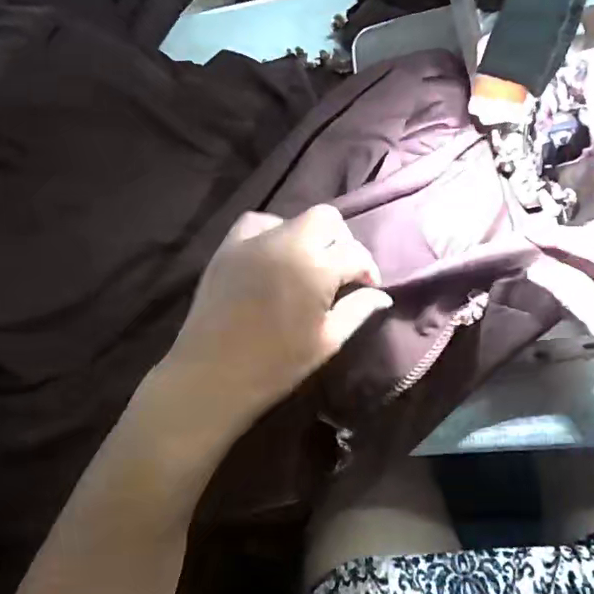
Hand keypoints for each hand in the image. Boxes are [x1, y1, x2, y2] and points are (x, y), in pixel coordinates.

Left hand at [143, 206, 392, 454]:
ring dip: (308, 235)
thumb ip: (357, 310)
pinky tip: (274, 255)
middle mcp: (287, 242)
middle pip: (327, 219)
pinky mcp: (228, 246)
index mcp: (316, 268)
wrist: (212, 375)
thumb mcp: (327, 341)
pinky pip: (257, 222)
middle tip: (339, 271)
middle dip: (341, 241)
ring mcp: (254, 241)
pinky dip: (272, 231)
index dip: (367, 269)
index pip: (355, 253)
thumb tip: (381, 296)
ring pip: (293, 218)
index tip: (367, 287)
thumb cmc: (276, 365)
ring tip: (306, 263)